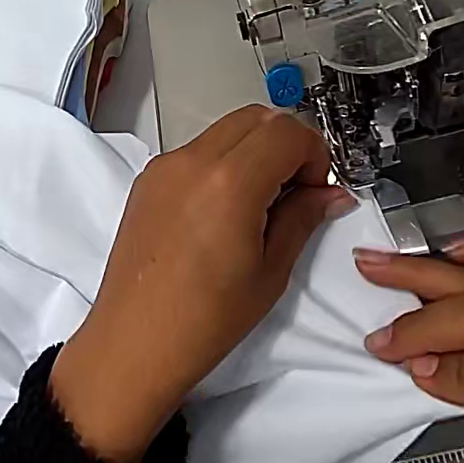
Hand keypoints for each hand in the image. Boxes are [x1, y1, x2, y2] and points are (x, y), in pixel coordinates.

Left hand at [51, 106, 353, 462]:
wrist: (133, 344)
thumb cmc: (202, 320)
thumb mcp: (270, 271)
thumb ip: (303, 217)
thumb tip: (329, 194)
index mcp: (229, 183)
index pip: (288, 132)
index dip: (314, 154)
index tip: (316, 187)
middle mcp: (192, 162)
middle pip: (259, 117)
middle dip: (288, 143)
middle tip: (297, 187)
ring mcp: (165, 167)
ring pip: (227, 129)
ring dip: (256, 149)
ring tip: (262, 200)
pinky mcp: (149, 179)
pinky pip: (199, 149)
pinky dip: (225, 160)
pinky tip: (228, 207)